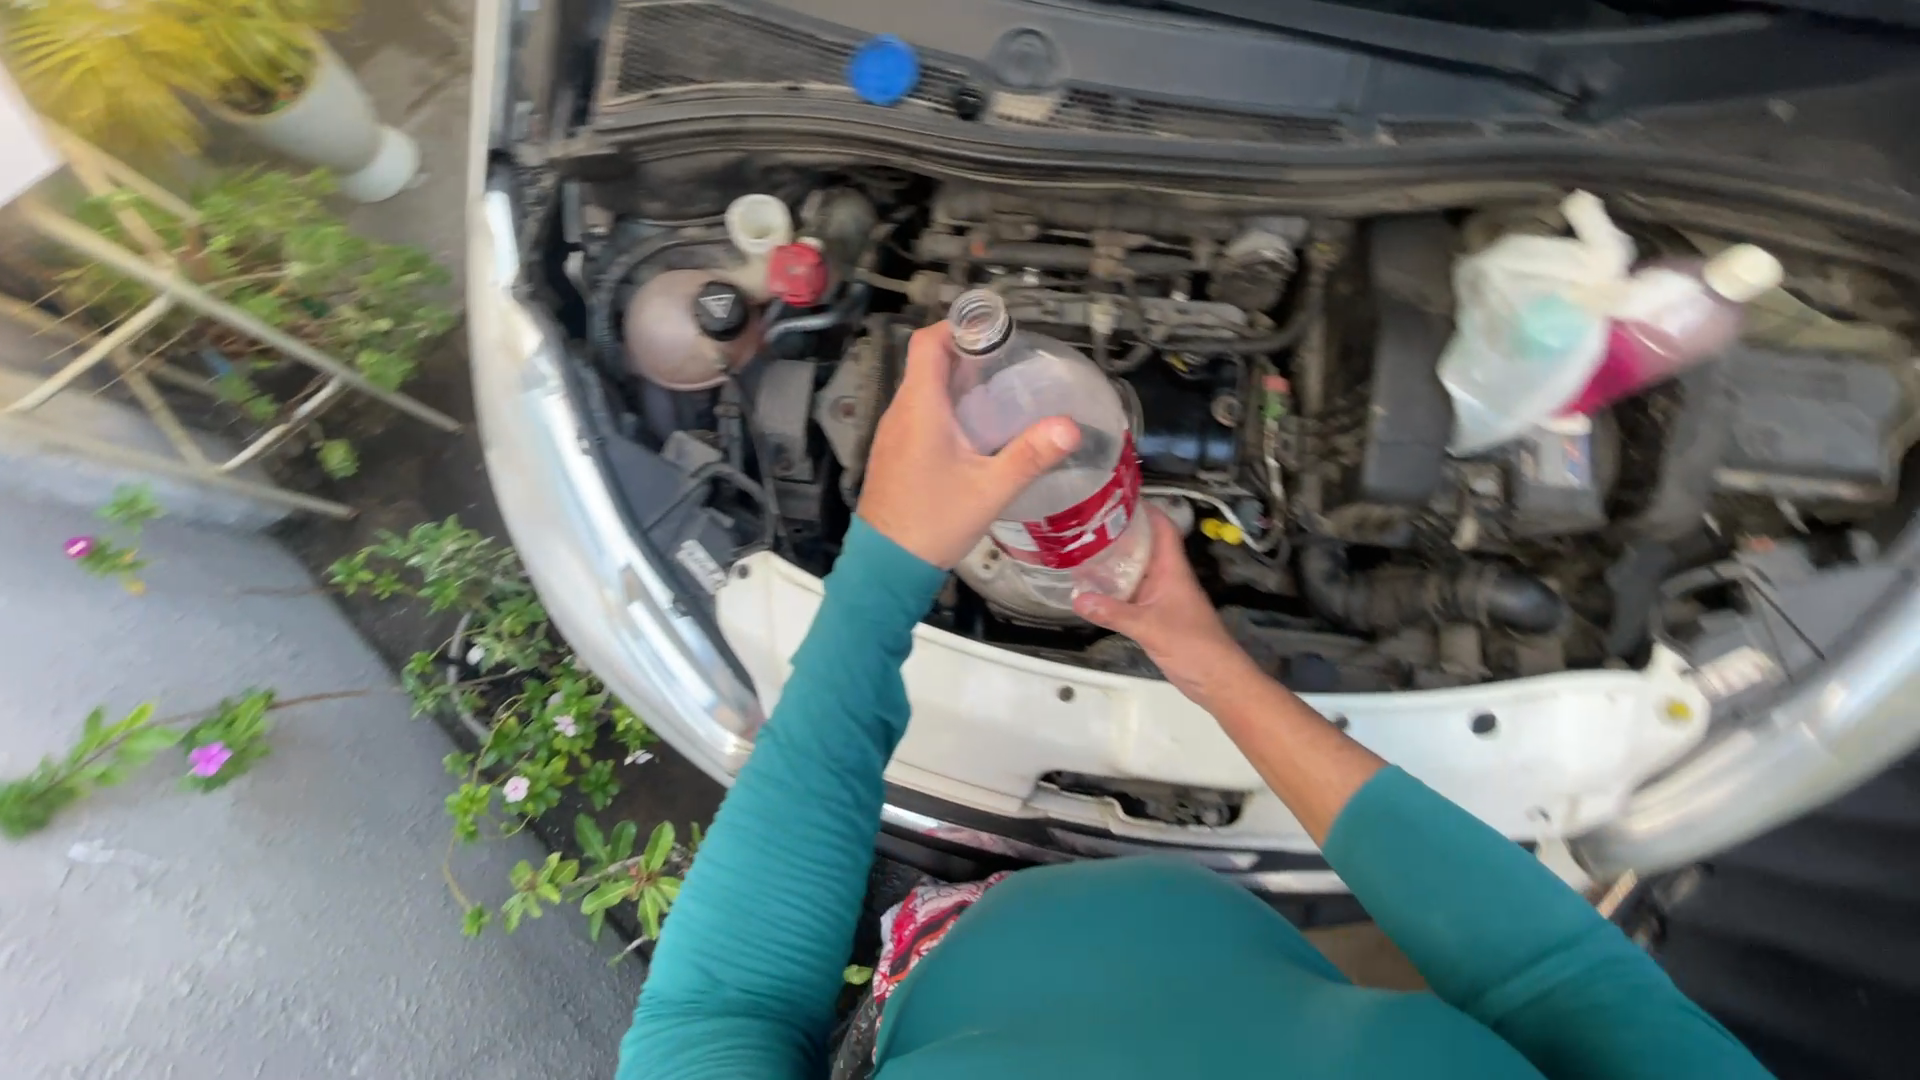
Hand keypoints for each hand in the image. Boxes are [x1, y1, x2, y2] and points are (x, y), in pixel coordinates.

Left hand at [858, 323, 1080, 568]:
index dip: (957, 327)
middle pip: (927, 364)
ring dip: (953, 384)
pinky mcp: (893, 455)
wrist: (886, 565)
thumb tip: (1070, 427)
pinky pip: (916, 417)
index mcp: (920, 408)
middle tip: (1005, 364)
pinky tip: (971, 434)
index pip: (928, 343)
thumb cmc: (933, 523)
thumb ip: (1031, 456)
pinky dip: (942, 410)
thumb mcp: (990, 490)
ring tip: (995, 395)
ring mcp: (892, 435)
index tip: (991, 331)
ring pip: (921, 391)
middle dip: (964, 356)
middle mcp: (900, 414)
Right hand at [1073, 508, 1260, 706]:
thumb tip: (1077, 599)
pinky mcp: (1154, 616)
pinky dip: (1111, 590)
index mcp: (1172, 570)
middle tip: (1084, 524)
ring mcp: (1160, 598)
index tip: (1114, 498)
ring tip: (1079, 550)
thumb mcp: (1150, 627)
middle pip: (1143, 546)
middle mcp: (1166, 578)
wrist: (1217, 680)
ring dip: (1112, 562)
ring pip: (1134, 571)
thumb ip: (1113, 613)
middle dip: (1118, 534)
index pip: (1162, 527)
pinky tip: (1090, 590)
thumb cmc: (1193, 645)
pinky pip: (1129, 595)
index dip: (1143, 509)